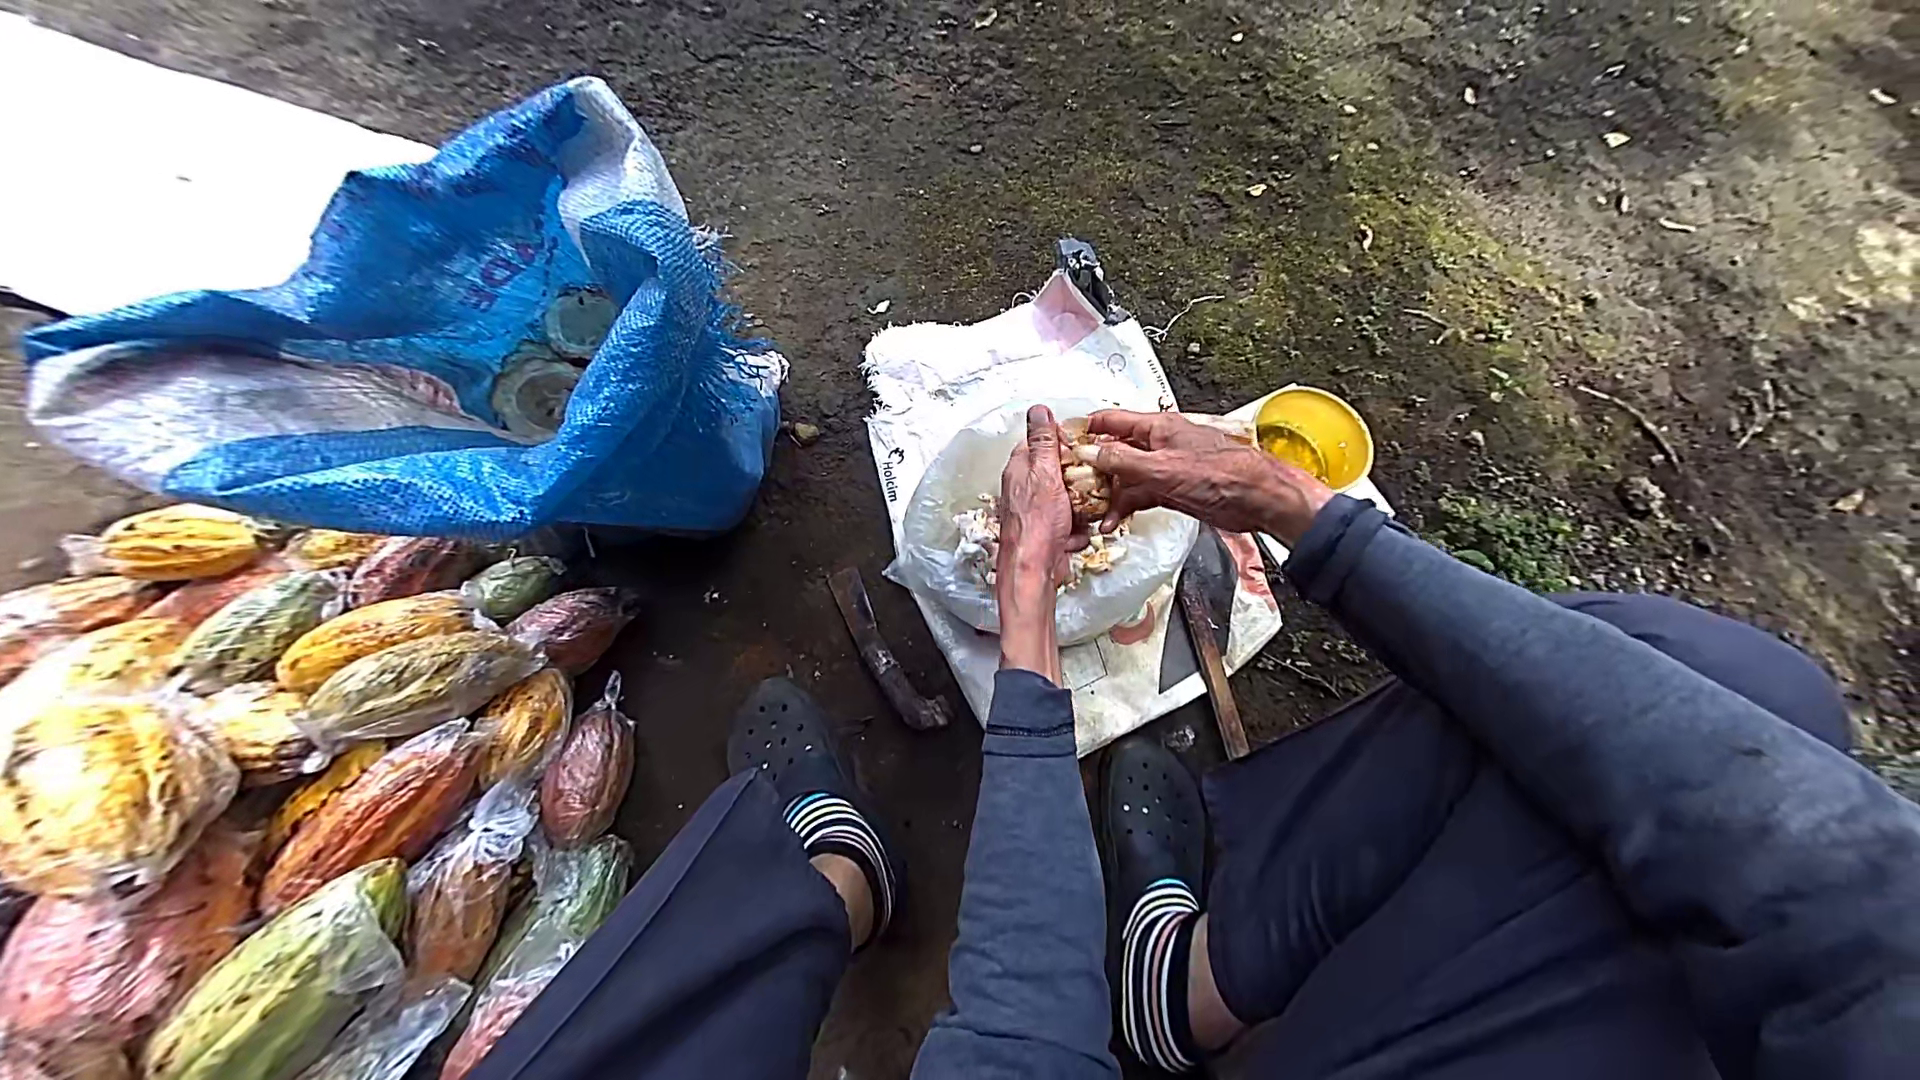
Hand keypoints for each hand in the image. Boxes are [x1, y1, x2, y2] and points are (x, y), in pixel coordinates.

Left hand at [995, 405, 1082, 681]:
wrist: (1035, 571)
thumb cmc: (1036, 527)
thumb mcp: (1044, 474)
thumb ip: (1042, 442)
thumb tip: (1038, 411)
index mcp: (1019, 470)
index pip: (1040, 444)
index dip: (1063, 447)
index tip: (1080, 451)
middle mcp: (1023, 489)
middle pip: (1059, 473)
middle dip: (1077, 481)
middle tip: (1084, 487)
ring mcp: (1035, 512)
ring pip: (1069, 499)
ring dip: (1080, 508)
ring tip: (1079, 517)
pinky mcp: (1047, 532)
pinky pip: (1071, 524)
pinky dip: (1076, 530)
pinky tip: (1074, 537)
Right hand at [1088, 410, 1334, 544]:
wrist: (1257, 500)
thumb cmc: (1221, 474)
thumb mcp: (1163, 467)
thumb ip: (1122, 460)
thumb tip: (1088, 452)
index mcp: (1157, 428)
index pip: (1111, 421)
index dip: (1086, 429)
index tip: (1063, 442)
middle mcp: (1157, 445)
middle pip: (1114, 453)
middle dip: (1093, 469)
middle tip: (1072, 485)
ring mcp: (1163, 469)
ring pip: (1124, 479)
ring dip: (1108, 496)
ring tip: (1093, 512)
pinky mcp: (1170, 490)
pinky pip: (1138, 496)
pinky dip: (1125, 508)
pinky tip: (1113, 521)